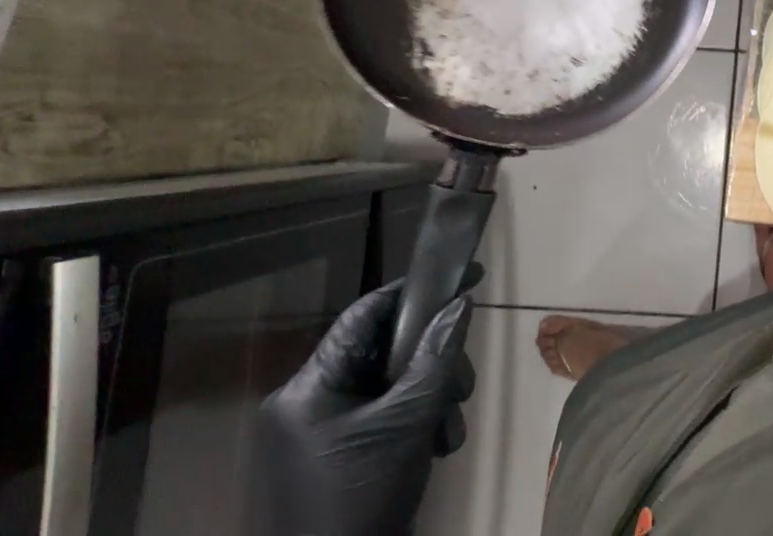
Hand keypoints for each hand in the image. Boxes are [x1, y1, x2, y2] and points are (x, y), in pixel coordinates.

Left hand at [256, 271, 479, 535]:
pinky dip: (416, 420)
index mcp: (309, 387)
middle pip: (384, 351)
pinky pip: (383, 413)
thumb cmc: (363, 496)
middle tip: (462, 384)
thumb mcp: (407, 421)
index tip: (464, 277)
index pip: (365, 315)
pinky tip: (435, 443)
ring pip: (390, 384)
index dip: (415, 291)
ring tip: (449, 426)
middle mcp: (308, 402)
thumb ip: (436, 357)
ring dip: (430, 396)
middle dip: (433, 361)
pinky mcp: (336, 453)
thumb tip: (460, 304)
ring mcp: (320, 430)